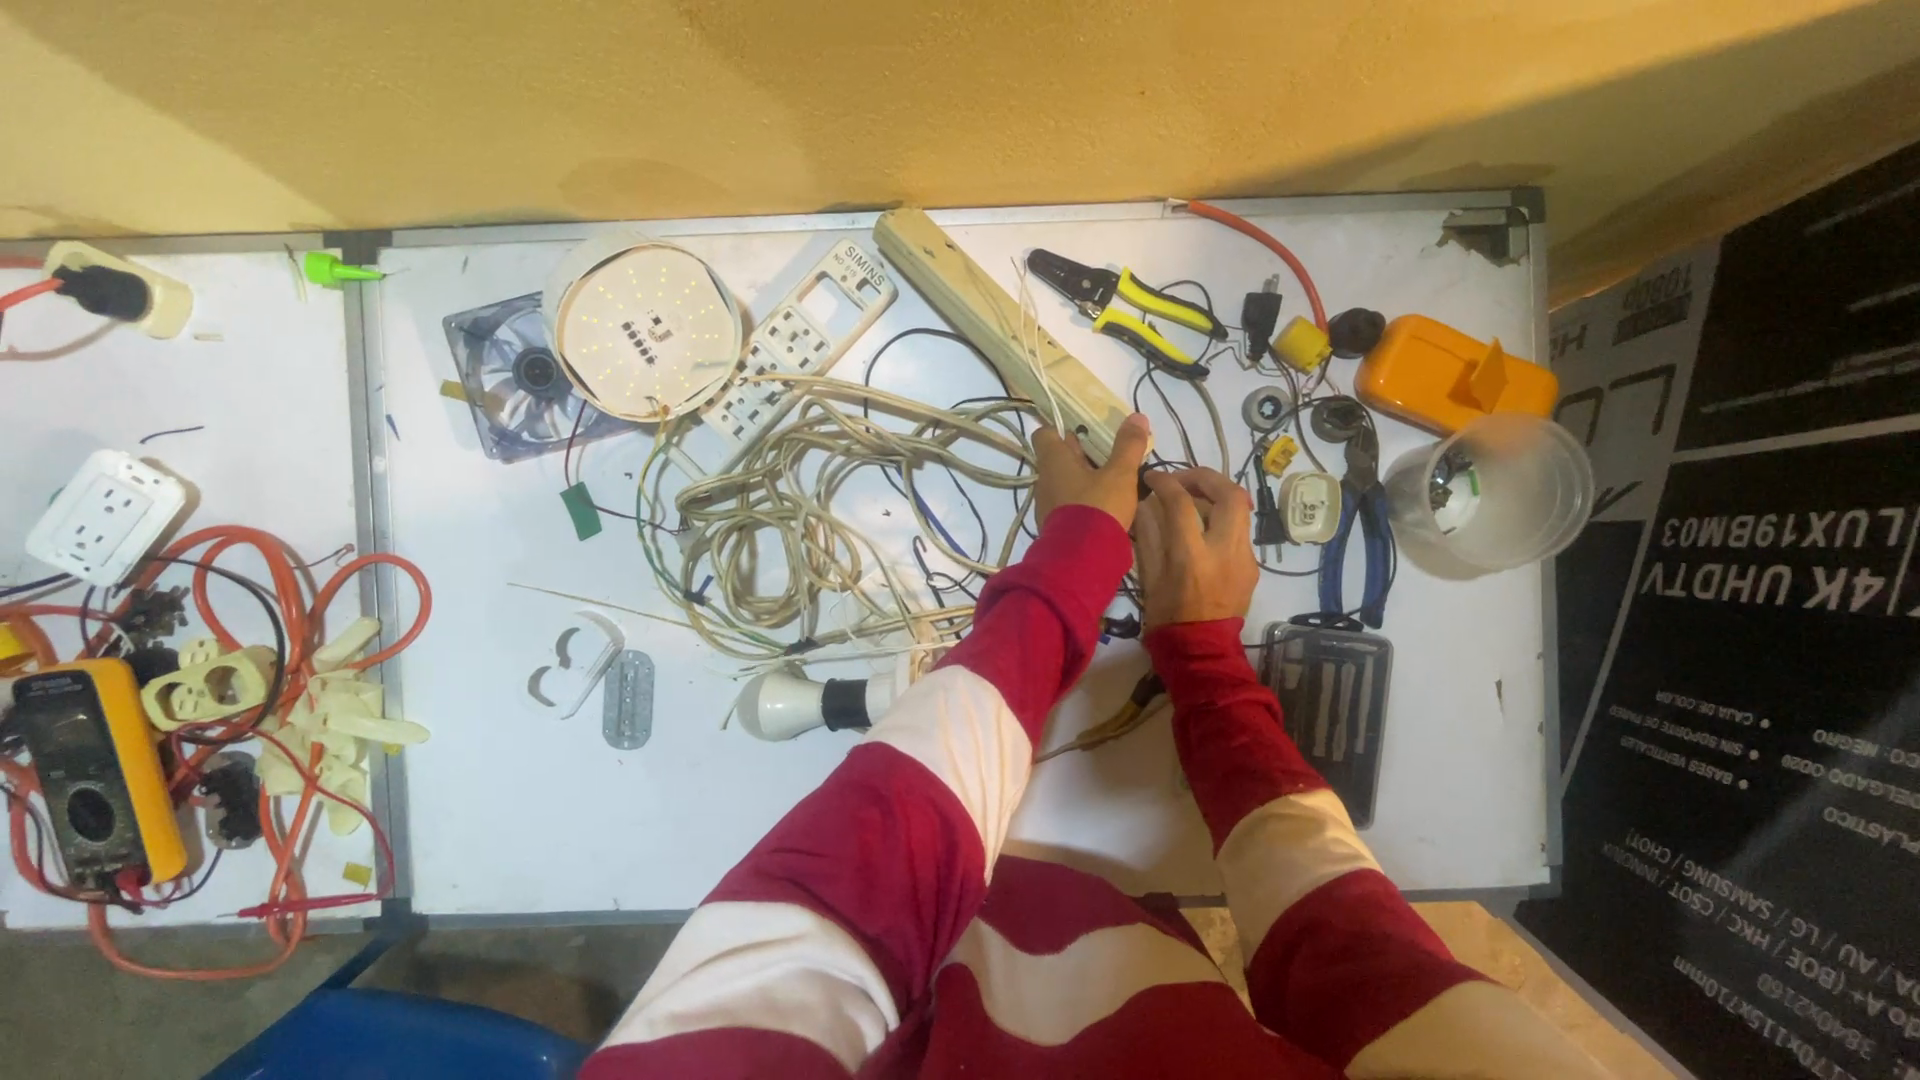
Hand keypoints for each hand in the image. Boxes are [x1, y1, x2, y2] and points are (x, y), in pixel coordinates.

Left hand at [1032, 413, 1151, 528]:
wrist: (1083, 559)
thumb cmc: (1099, 506)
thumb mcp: (1120, 474)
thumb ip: (1128, 446)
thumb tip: (1137, 416)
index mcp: (1053, 460)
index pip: (1043, 433)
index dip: (1060, 429)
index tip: (1082, 432)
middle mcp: (1043, 480)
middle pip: (1057, 458)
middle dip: (1080, 454)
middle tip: (1107, 453)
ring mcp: (1046, 505)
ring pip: (1063, 482)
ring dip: (1083, 479)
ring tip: (1111, 480)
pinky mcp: (1055, 526)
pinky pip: (1067, 504)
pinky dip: (1082, 501)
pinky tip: (1105, 506)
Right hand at [1134, 468, 1258, 630]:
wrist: (1202, 652)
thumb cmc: (1167, 618)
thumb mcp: (1149, 578)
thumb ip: (1149, 536)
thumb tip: (1148, 503)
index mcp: (1193, 557)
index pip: (1182, 503)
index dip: (1165, 482)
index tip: (1152, 477)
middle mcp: (1226, 552)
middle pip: (1230, 494)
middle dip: (1205, 477)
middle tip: (1182, 480)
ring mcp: (1245, 558)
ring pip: (1240, 509)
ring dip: (1216, 495)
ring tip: (1192, 500)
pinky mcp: (1253, 566)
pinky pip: (1239, 530)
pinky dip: (1220, 518)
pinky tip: (1202, 528)